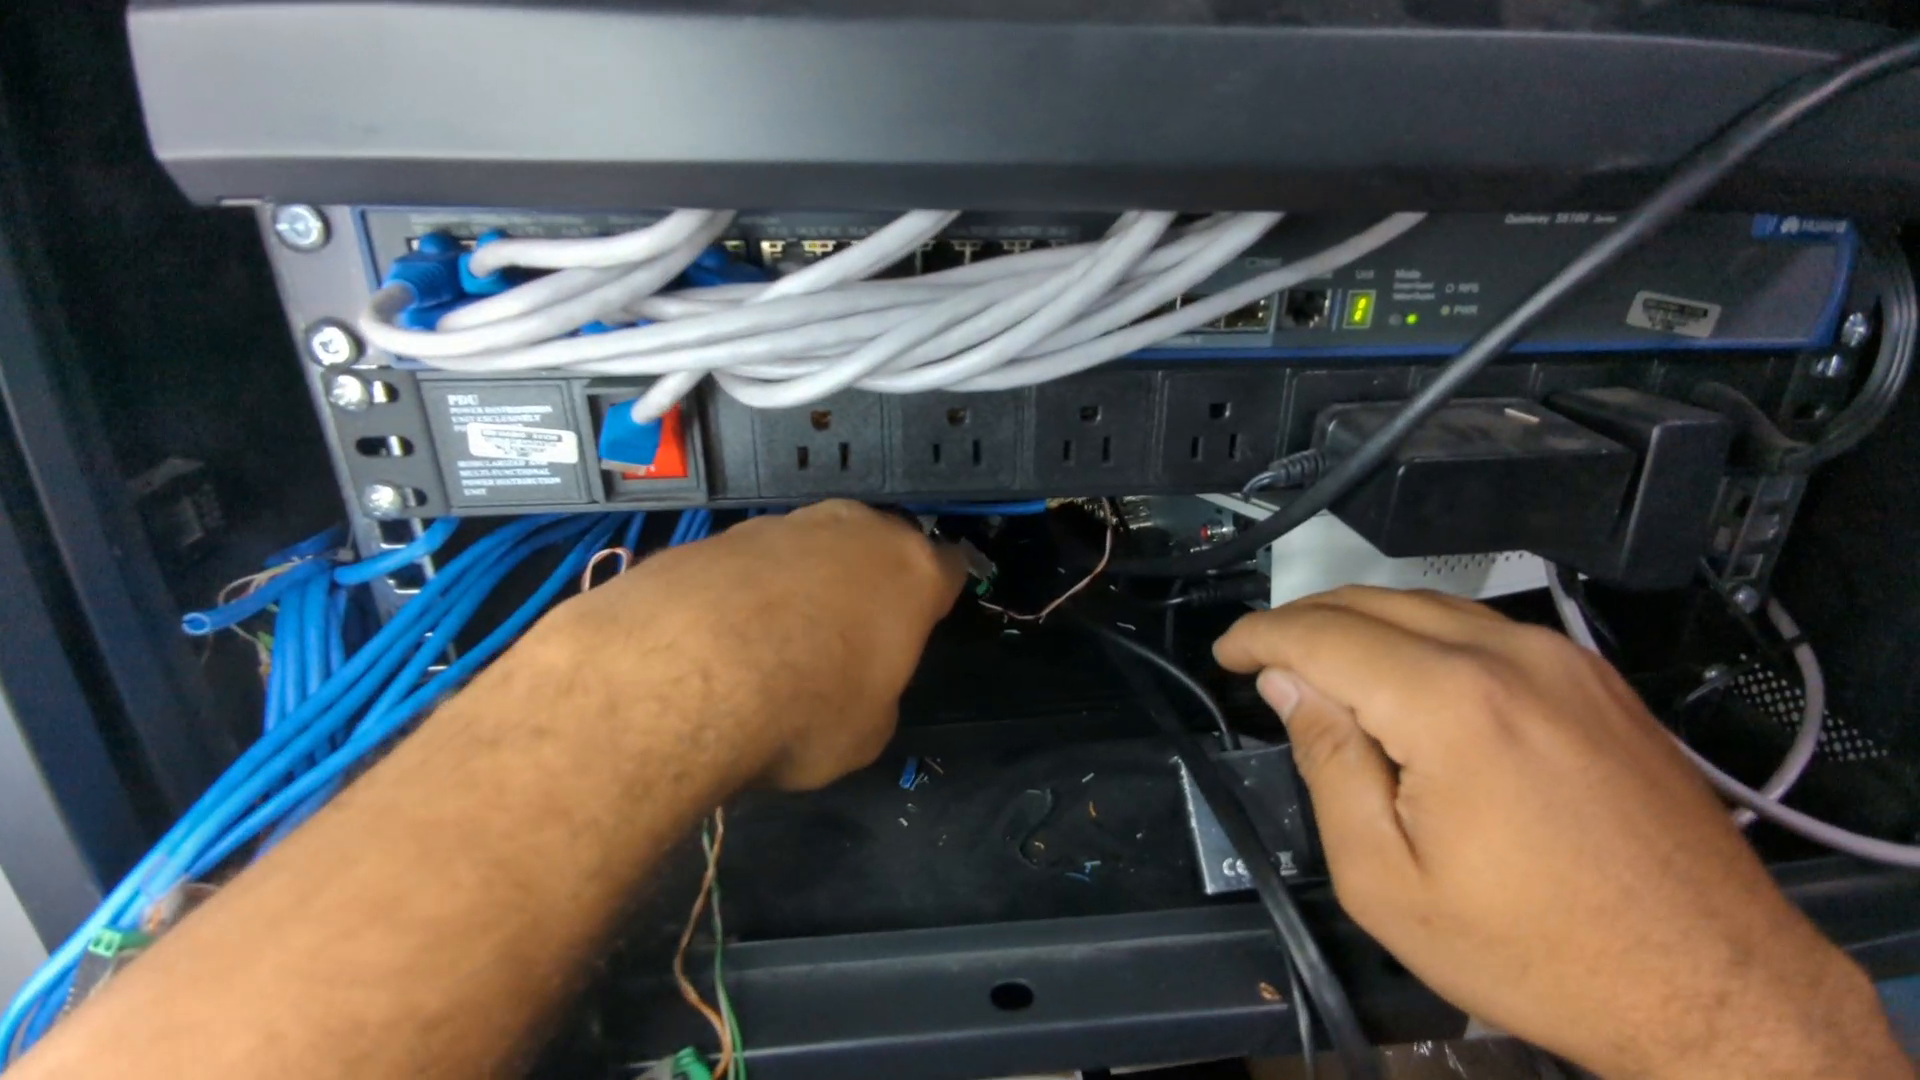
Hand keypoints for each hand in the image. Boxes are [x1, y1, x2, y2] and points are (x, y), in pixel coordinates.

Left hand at [527, 500, 965, 789]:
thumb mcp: (868, 731)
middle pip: (878, 544)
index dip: (937, 597)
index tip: (923, 622)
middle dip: (870, 580)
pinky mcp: (716, 536)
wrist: (681, 675)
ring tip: (775, 640)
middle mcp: (853, 530)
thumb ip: (877, 692)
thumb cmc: (805, 709)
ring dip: (805, 583)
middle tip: (850, 633)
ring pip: (811, 547)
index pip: (949, 567)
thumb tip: (853, 685)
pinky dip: (746, 592)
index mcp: (910, 570)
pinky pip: (749, 564)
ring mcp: (781, 525)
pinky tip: (722, 637)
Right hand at [1213, 587, 1903, 1079]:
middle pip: (1369, 602)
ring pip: (1423, 604)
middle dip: (1299, 621)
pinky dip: (1415, 633)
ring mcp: (1561, 658)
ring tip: (1316, 661)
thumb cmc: (1530, 948)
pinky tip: (1398, 672)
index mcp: (1449, 702)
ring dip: (1355, 622)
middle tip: (1260, 657)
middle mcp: (1507, 654)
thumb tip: (1287, 683)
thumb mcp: (1385, 878)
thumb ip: (1326, 761)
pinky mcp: (1595, 677)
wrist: (1717, 991)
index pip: (1321, 634)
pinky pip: (1477, 626)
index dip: (1258, 635)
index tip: (1224, 653)